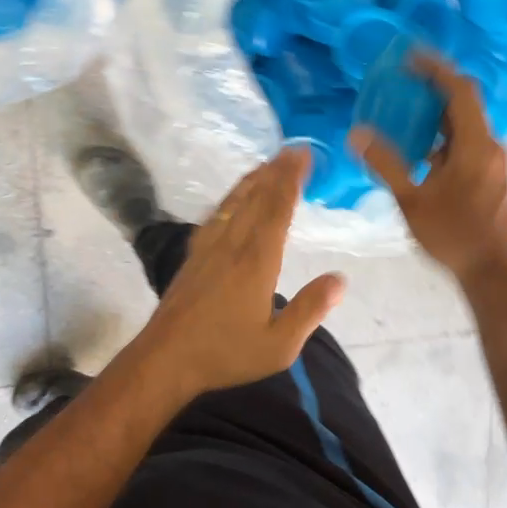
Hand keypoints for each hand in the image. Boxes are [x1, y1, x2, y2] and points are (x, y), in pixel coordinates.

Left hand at [125, 146, 345, 396]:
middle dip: (275, 172)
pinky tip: (231, 199)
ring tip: (267, 164)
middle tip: (292, 149)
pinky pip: (215, 216)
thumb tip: (340, 279)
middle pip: (256, 199)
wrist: (166, 357)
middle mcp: (232, 245)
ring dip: (252, 180)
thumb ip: (310, 309)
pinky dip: (229, 199)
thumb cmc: (226, 353)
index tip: (303, 156)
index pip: (277, 210)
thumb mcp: (279, 344)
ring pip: (233, 203)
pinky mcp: (192, 256)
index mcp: (256, 262)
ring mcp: (208, 248)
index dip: (291, 181)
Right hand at [349, 53, 506, 281]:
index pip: (460, 90)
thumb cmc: (453, 234)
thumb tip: (357, 134)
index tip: (409, 58)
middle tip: (398, 82)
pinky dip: (439, 135)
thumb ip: (386, 164)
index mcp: (476, 144)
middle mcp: (489, 146)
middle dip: (431, 88)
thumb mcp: (412, 200)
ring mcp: (491, 162)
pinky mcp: (488, 176)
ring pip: (463, 125)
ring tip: (401, 111)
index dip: (436, 69)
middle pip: (463, 104)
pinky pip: (463, 142)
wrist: (493, 272)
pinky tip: (416, 148)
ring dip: (434, 114)